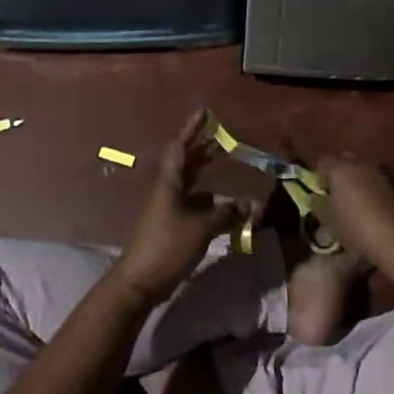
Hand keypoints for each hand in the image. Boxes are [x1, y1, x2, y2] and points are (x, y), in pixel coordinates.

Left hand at [112, 110, 251, 303]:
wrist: (140, 280)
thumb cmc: (167, 246)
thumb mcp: (202, 228)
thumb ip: (228, 214)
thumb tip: (252, 205)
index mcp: (169, 183)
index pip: (179, 148)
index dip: (191, 129)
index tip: (204, 113)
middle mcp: (167, 191)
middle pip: (185, 163)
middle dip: (202, 149)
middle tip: (220, 137)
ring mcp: (168, 209)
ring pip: (190, 185)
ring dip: (207, 176)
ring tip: (226, 167)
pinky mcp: (171, 226)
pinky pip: (193, 206)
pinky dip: (209, 202)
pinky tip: (225, 206)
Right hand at [313, 158, 393, 266]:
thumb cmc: (354, 226)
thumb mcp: (327, 219)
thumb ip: (318, 204)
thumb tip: (317, 198)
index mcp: (341, 168)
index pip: (323, 162)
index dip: (319, 176)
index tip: (320, 193)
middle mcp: (362, 164)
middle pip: (345, 161)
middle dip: (339, 174)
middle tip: (336, 194)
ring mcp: (382, 174)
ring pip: (364, 171)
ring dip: (357, 182)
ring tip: (354, 203)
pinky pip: (377, 184)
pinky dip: (371, 191)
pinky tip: (371, 210)